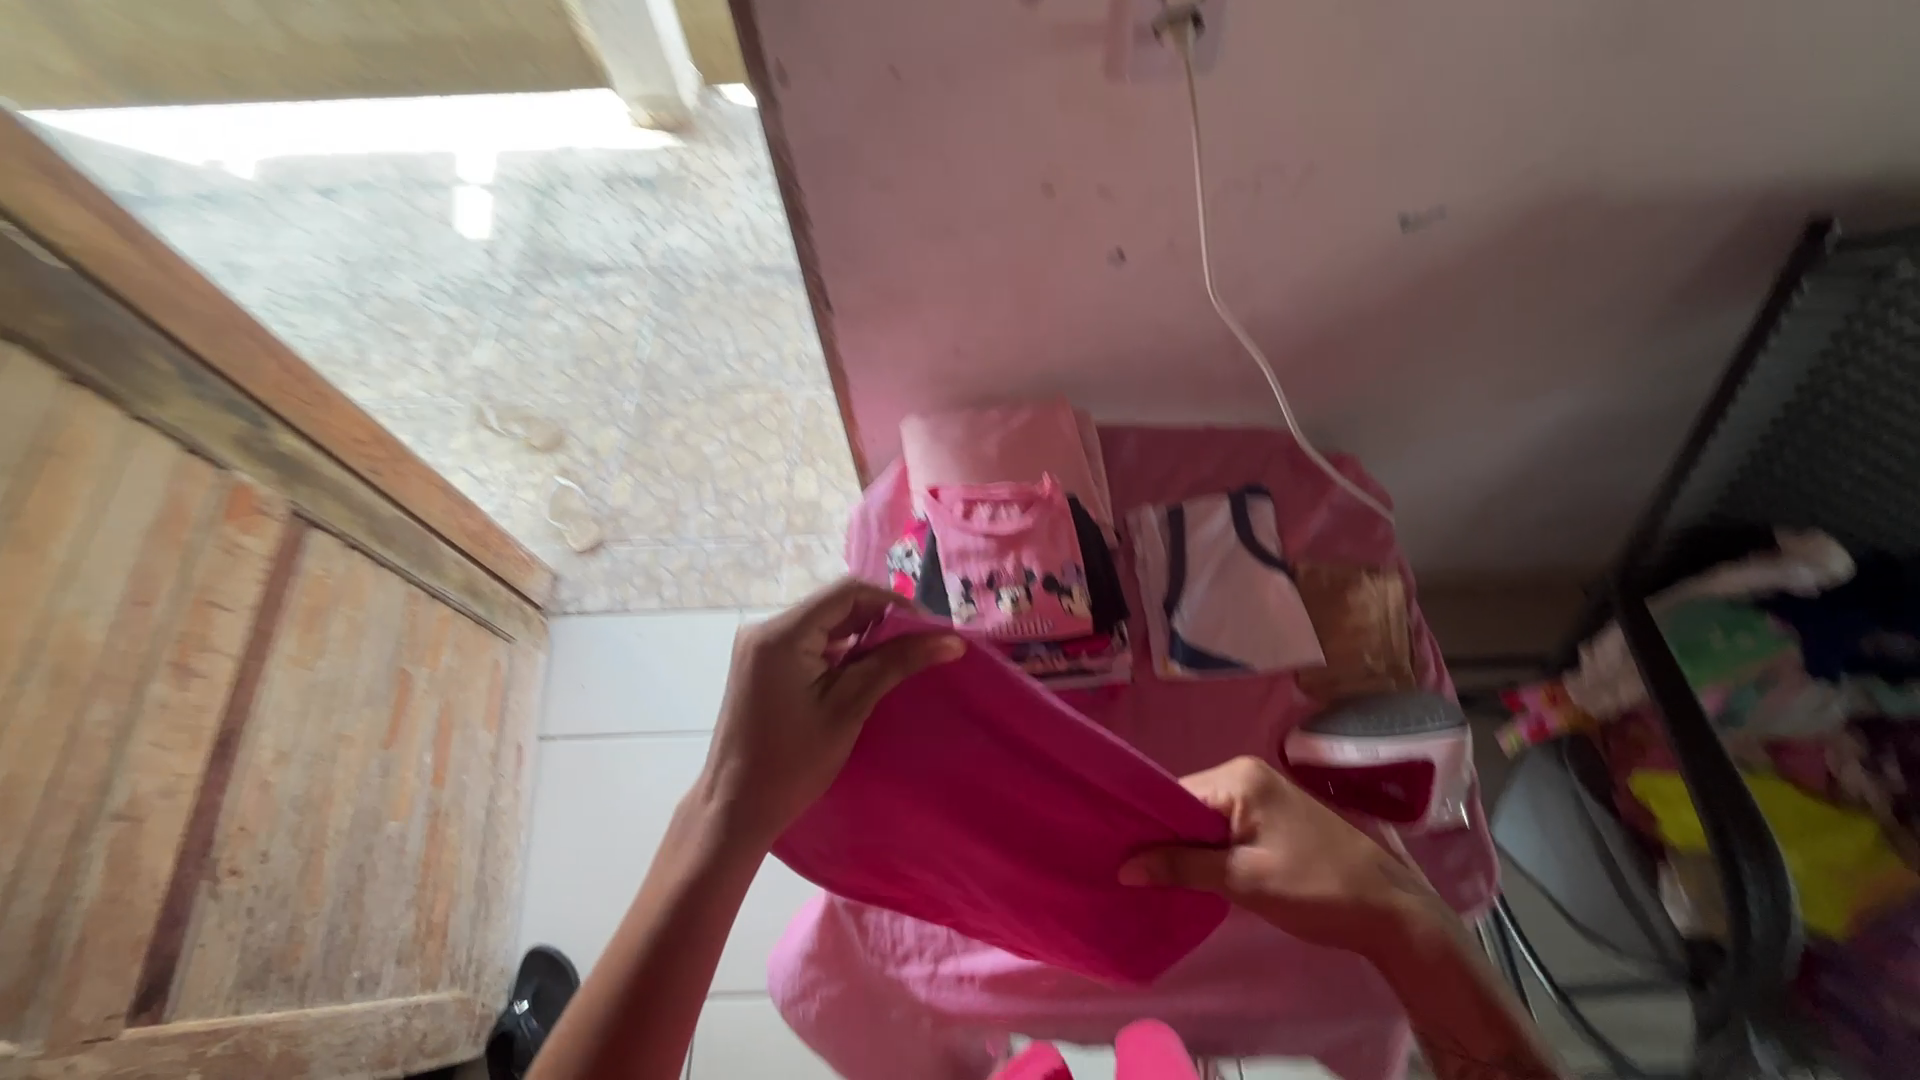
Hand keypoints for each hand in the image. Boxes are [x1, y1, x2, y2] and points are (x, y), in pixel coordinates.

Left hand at [693, 578, 964, 847]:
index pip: (847, 592)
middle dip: (881, 621)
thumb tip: (951, 640)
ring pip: (825, 623)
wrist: (735, 807)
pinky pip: (811, 642)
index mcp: (782, 633)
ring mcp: (761, 645)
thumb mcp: (849, 707)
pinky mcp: (763, 663)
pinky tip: (866, 673)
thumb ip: (897, 663)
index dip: (893, 603)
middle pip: (836, 605)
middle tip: (922, 646)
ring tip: (902, 661)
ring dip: (864, 637)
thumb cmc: (792, 763)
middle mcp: (766, 627)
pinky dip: (841, 652)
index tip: (929, 630)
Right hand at [1119, 756, 1451, 960]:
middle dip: (1164, 836)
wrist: (1391, 911)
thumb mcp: (1242, 880)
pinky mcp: (1273, 813)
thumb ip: (1181, 867)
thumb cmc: (1315, 888)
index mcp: (1238, 776)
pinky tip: (1193, 870)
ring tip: (1156, 873)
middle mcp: (1246, 772)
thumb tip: (1123, 868)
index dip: (1146, 825)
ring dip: (1185, 844)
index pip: (1173, 794)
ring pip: (1204, 816)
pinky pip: (1224, 823)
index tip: (1118, 854)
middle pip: (1186, 802)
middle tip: (1134, 870)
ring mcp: (1263, 791)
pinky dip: (1208, 846)